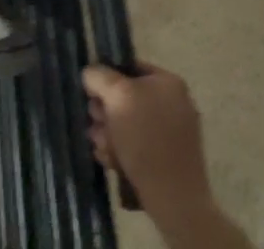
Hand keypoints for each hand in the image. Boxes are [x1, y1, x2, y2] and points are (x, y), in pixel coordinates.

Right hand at [82, 62, 211, 217]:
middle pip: (121, 97)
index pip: (126, 67)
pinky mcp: (163, 155)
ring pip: (122, 122)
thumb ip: (99, 76)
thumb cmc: (145, 137)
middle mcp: (172, 103)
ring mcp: (169, 131)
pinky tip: (114, 161)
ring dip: (107, 134)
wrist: (172, 196)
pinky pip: (132, 144)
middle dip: (104, 112)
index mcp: (167, 83)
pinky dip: (119, 151)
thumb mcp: (117, 96)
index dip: (105, 79)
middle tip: (100, 124)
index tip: (93, 95)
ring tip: (106, 148)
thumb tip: (91, 74)